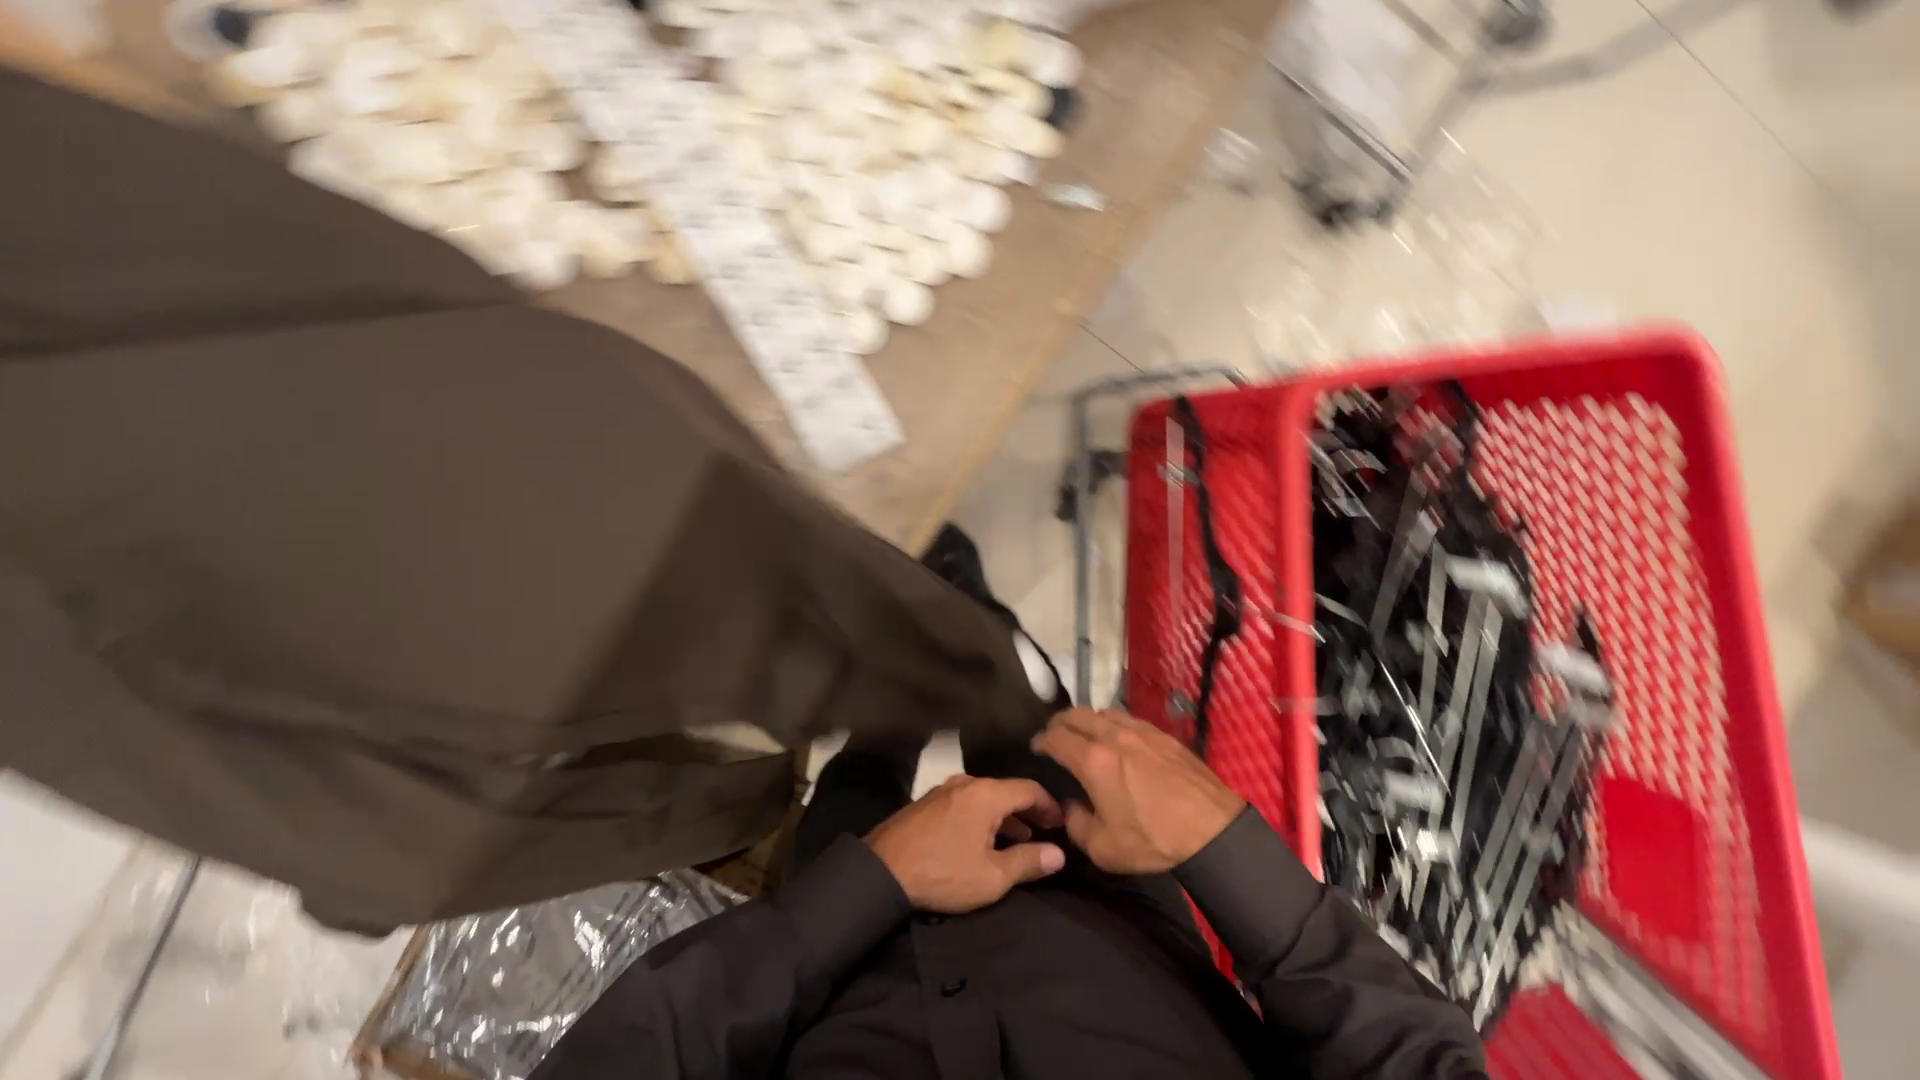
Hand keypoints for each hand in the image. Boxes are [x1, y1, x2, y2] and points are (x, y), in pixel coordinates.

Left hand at [866, 775, 1067, 913]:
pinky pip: (964, 803)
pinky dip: (981, 816)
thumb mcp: (992, 877)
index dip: (1050, 806)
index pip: (1030, 789)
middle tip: (1044, 832)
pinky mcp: (925, 804)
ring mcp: (942, 791)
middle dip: (1028, 811)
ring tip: (1018, 839)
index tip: (1063, 824)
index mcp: (986, 794)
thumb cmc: (943, 873)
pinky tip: (982, 839)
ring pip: (984, 797)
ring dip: (1004, 815)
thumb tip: (1059, 854)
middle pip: (1006, 790)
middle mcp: (966, 783)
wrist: (881, 871)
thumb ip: (1028, 862)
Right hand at [1032, 708, 1244, 873]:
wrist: (1212, 832)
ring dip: (1088, 720)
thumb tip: (1070, 806)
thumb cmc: (1153, 840)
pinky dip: (1114, 723)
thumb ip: (1075, 824)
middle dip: (1060, 723)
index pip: (1056, 737)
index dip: (1040, 741)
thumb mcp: (1102, 848)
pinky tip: (1119, 738)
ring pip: (1105, 712)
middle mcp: (1114, 737)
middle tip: (1055, 735)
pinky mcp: (1164, 736)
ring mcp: (1142, 732)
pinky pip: (1130, 719)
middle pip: (1078, 715)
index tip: (1036, 748)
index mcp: (1093, 761)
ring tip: (1086, 734)